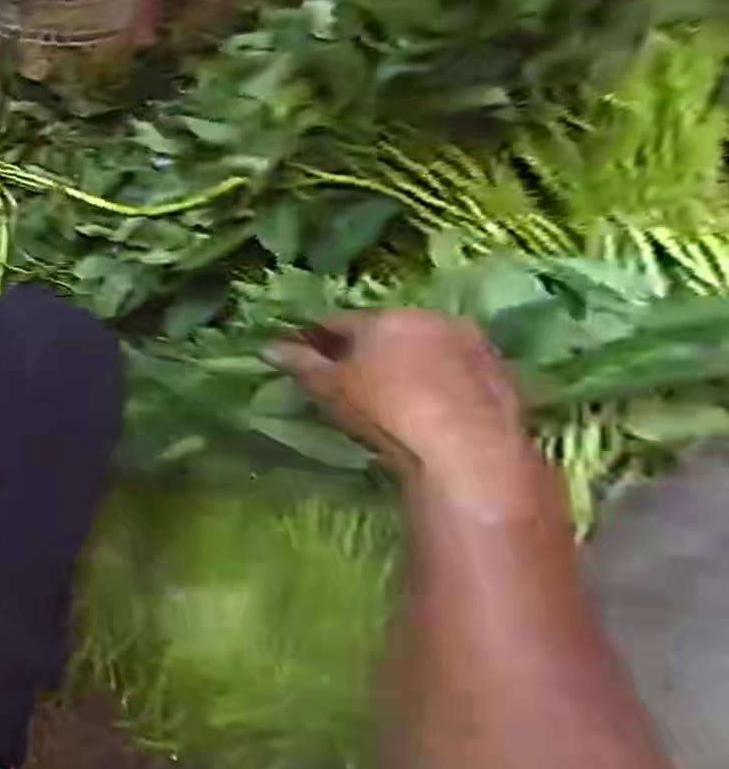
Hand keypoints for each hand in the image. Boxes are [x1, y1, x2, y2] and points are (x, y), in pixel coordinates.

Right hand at [267, 309, 528, 479]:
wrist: (466, 450)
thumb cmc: (382, 410)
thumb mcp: (325, 386)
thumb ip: (296, 361)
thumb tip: (267, 347)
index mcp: (385, 318)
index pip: (332, 321)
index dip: (309, 338)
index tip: (296, 356)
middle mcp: (432, 319)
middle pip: (381, 329)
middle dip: (357, 347)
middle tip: (337, 374)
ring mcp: (473, 343)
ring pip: (419, 345)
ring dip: (398, 359)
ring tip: (380, 389)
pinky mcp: (502, 371)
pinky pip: (451, 365)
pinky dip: (432, 376)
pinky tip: (420, 402)